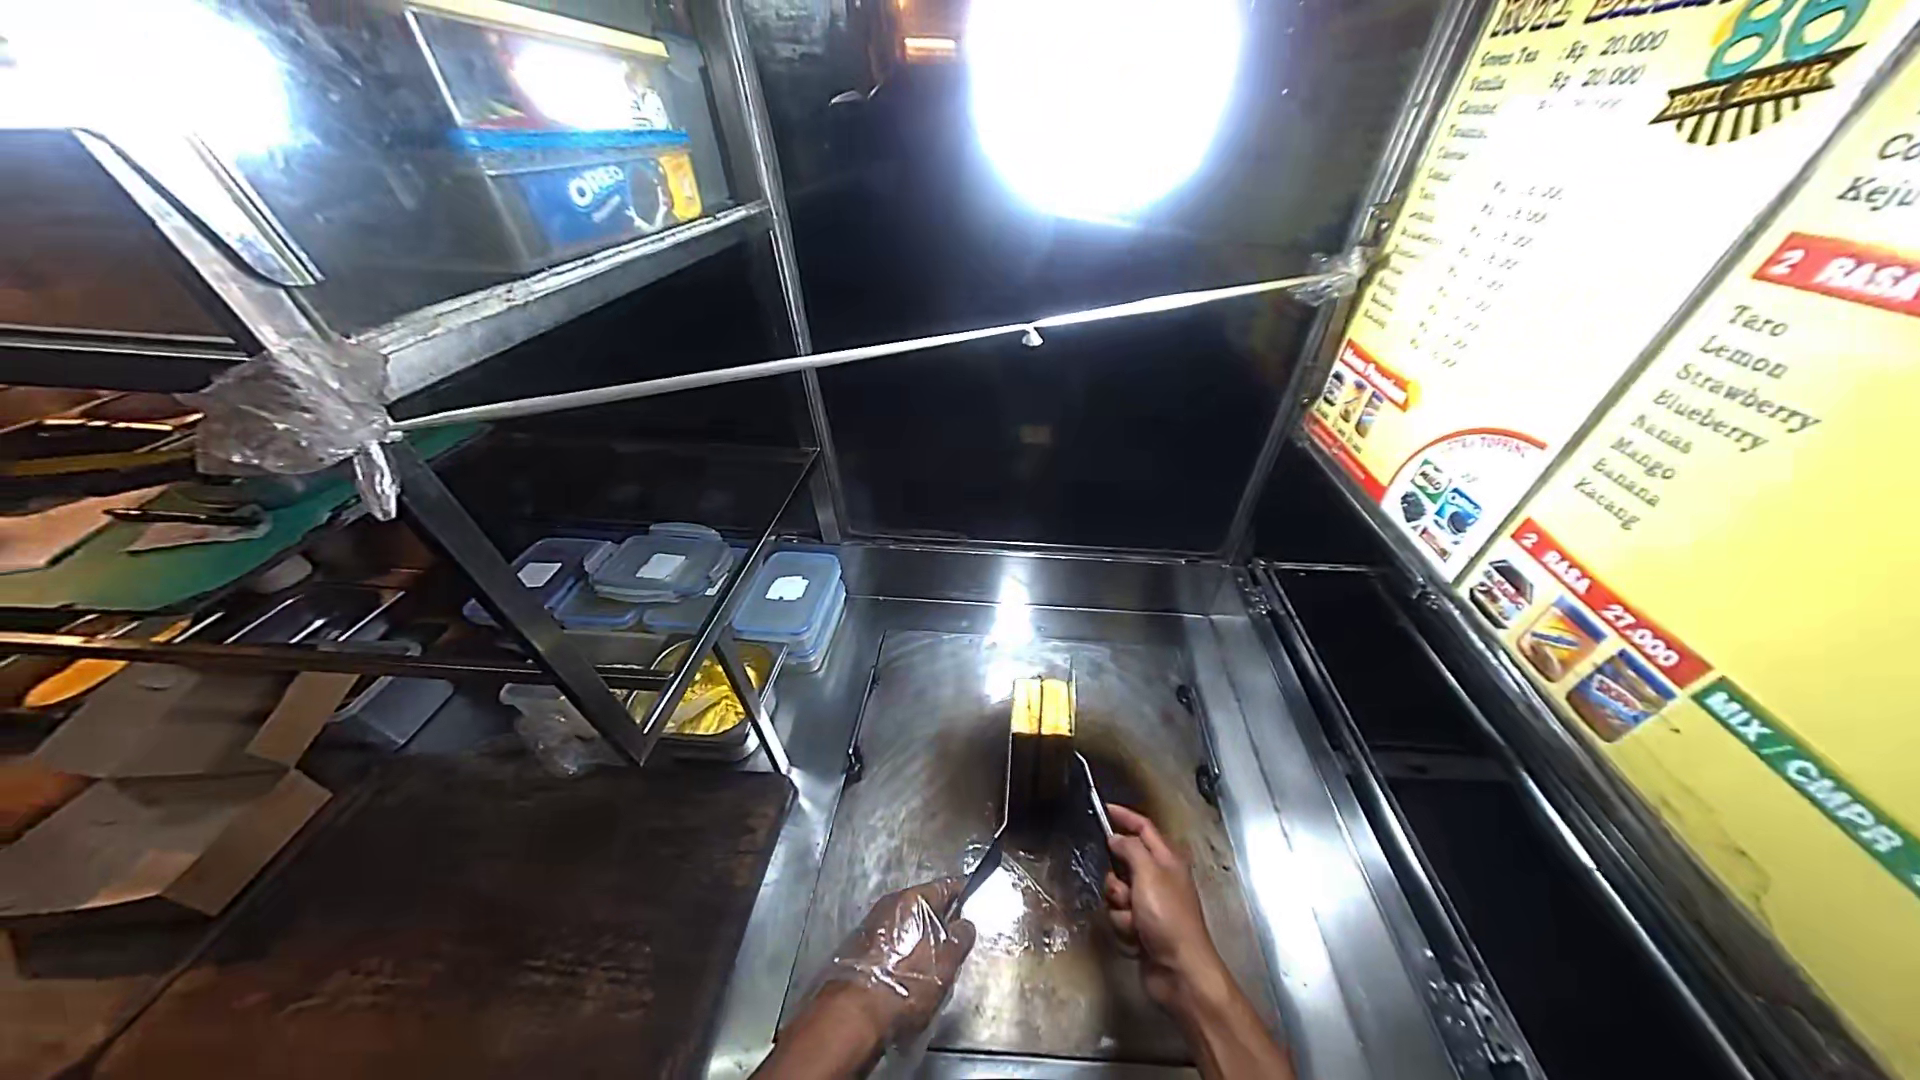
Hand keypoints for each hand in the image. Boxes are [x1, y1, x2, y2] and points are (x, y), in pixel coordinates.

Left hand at [815, 878, 977, 1042]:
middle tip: (953, 940)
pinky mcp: (857, 946)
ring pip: (904, 923)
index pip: (946, 886)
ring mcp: (871, 923)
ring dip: (917, 936)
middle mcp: (890, 903)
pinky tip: (903, 973)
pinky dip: (899, 950)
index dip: (962, 893)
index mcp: (914, 899)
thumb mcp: (944, 965)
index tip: (972, 900)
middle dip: (939, 919)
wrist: (851, 1016)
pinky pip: (888, 940)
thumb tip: (965, 924)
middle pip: (923, 904)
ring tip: (929, 962)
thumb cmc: (904, 985)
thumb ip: (960, 938)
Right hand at [1104, 804, 1231, 1015]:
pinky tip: (1136, 939)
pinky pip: (1118, 916)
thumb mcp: (1148, 874)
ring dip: (1120, 907)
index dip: (1124, 816)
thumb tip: (1116, 837)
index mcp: (1167, 859)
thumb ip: (1129, 849)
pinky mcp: (1142, 928)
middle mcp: (1159, 878)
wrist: (1180, 972)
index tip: (1103, 808)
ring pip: (1117, 892)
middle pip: (1123, 862)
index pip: (1143, 827)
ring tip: (1135, 921)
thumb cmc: (1168, 917)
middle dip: (1117, 878)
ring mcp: (1150, 905)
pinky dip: (1123, 926)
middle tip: (1125, 890)